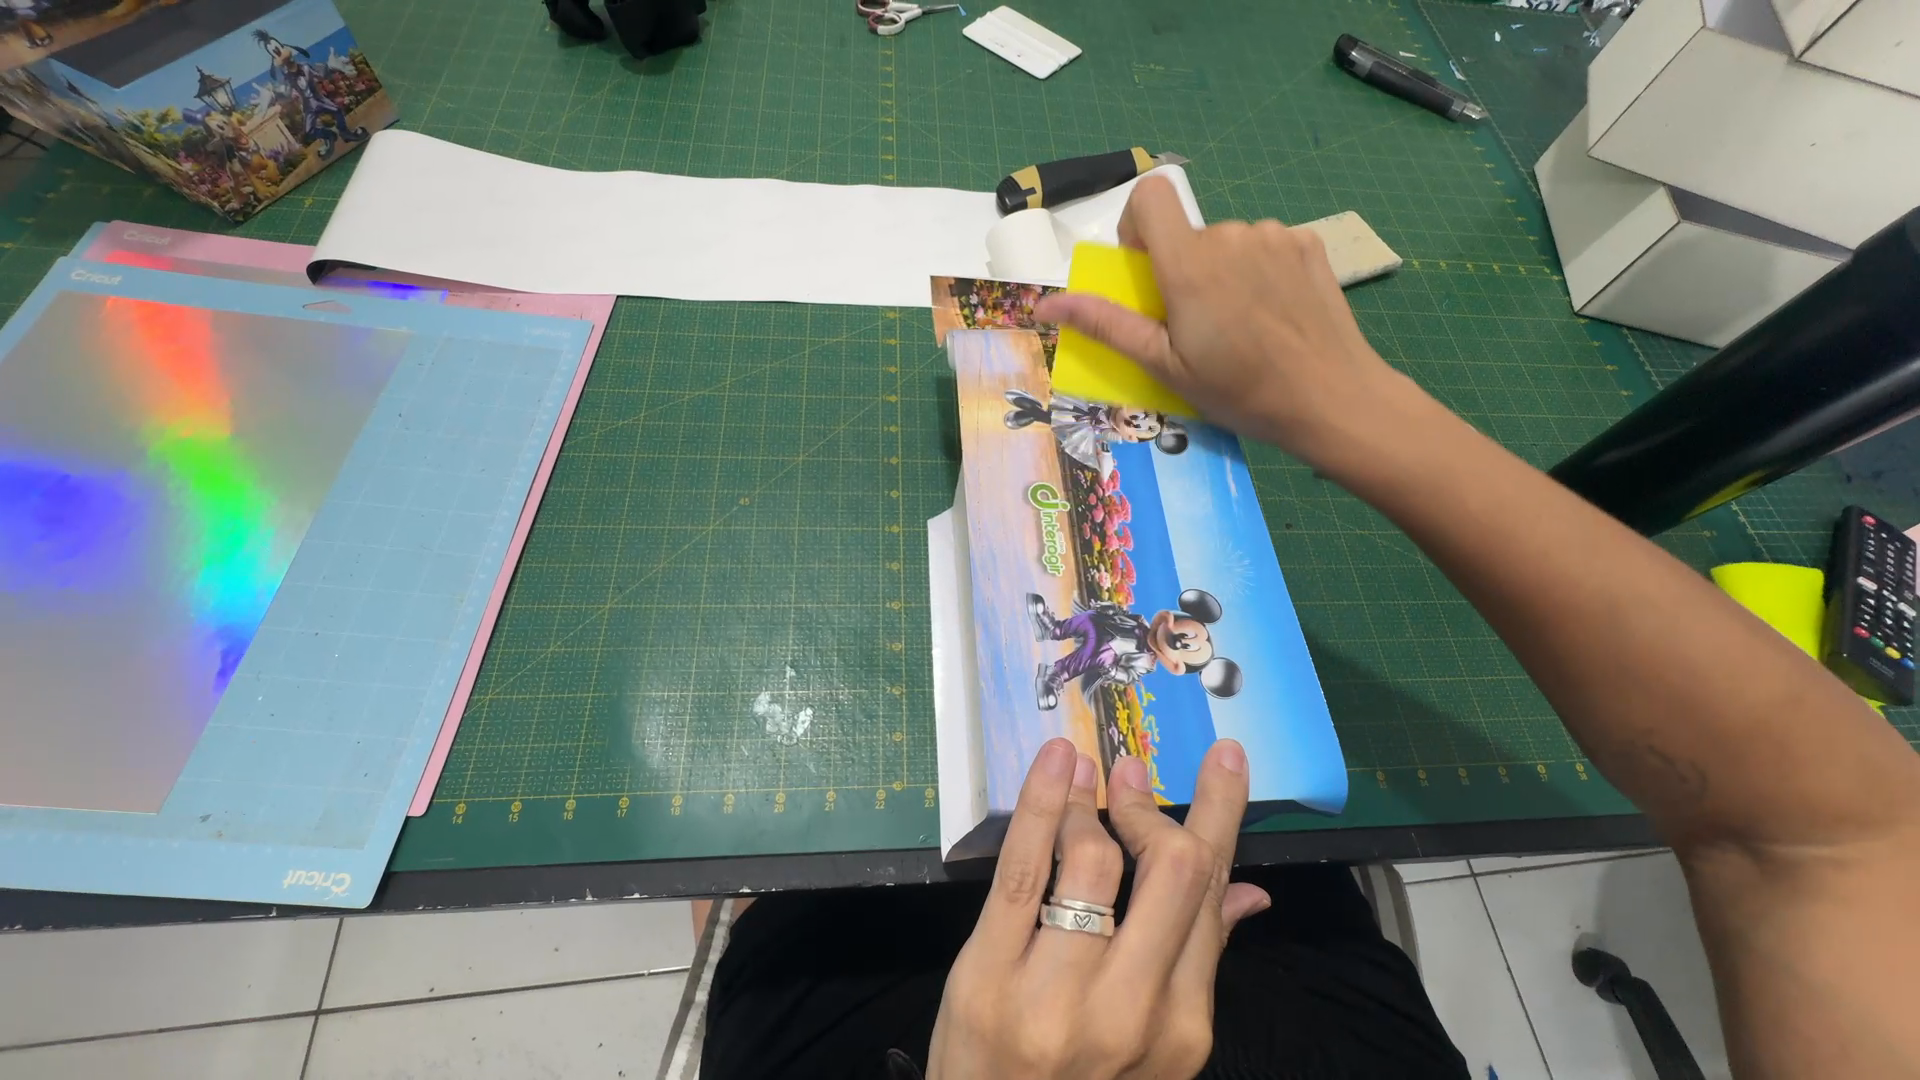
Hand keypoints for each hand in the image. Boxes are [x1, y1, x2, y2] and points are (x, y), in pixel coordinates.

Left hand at [926, 738, 1269, 1079]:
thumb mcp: (1148, 1047)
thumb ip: (1197, 961)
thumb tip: (1247, 891)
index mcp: (1179, 1027)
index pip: (1208, 896)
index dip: (1216, 817)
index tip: (1221, 761)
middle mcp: (1128, 1011)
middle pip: (1169, 871)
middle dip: (1150, 809)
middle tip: (1128, 775)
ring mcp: (1055, 993)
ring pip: (1092, 859)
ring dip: (1084, 805)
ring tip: (1075, 785)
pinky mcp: (989, 969)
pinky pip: (1023, 868)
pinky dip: (1042, 802)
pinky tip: (1054, 762)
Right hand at [1032, 176, 1425, 473]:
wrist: (1330, 397)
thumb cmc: (1238, 390)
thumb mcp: (1163, 366)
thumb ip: (1106, 325)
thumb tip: (1046, 303)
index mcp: (1190, 263)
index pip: (1150, 195)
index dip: (1137, 226)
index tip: (1146, 273)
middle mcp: (1231, 235)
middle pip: (1189, 233)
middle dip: (1182, 271)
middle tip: (1199, 327)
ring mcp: (1275, 236)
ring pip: (1227, 242)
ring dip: (1222, 273)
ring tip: (1241, 325)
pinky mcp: (1308, 244)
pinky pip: (1264, 246)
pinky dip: (1257, 272)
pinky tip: (1272, 313)